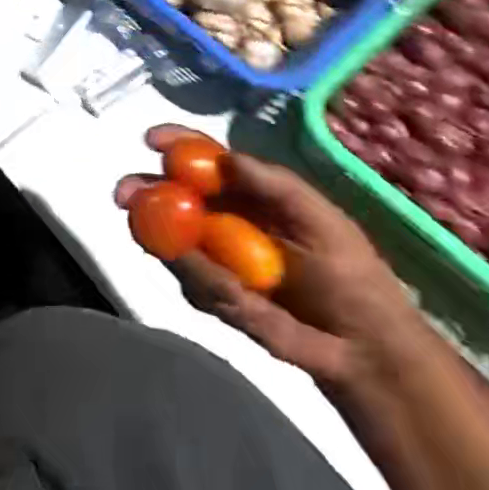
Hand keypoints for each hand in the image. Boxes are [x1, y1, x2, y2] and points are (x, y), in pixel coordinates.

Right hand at [117, 134, 416, 384]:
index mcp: (246, 191)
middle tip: (125, 196)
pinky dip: (203, 283)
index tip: (151, 139)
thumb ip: (275, 185)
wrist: (363, 351)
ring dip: (171, 244)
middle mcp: (220, 215)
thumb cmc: (351, 276)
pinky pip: (187, 278)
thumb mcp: (321, 221)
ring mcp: (211, 253)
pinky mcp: (208, 289)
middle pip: (170, 192)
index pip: (203, 158)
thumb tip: (226, 157)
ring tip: (221, 275)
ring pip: (168, 236)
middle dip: (143, 190)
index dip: (176, 144)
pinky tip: (240, 300)